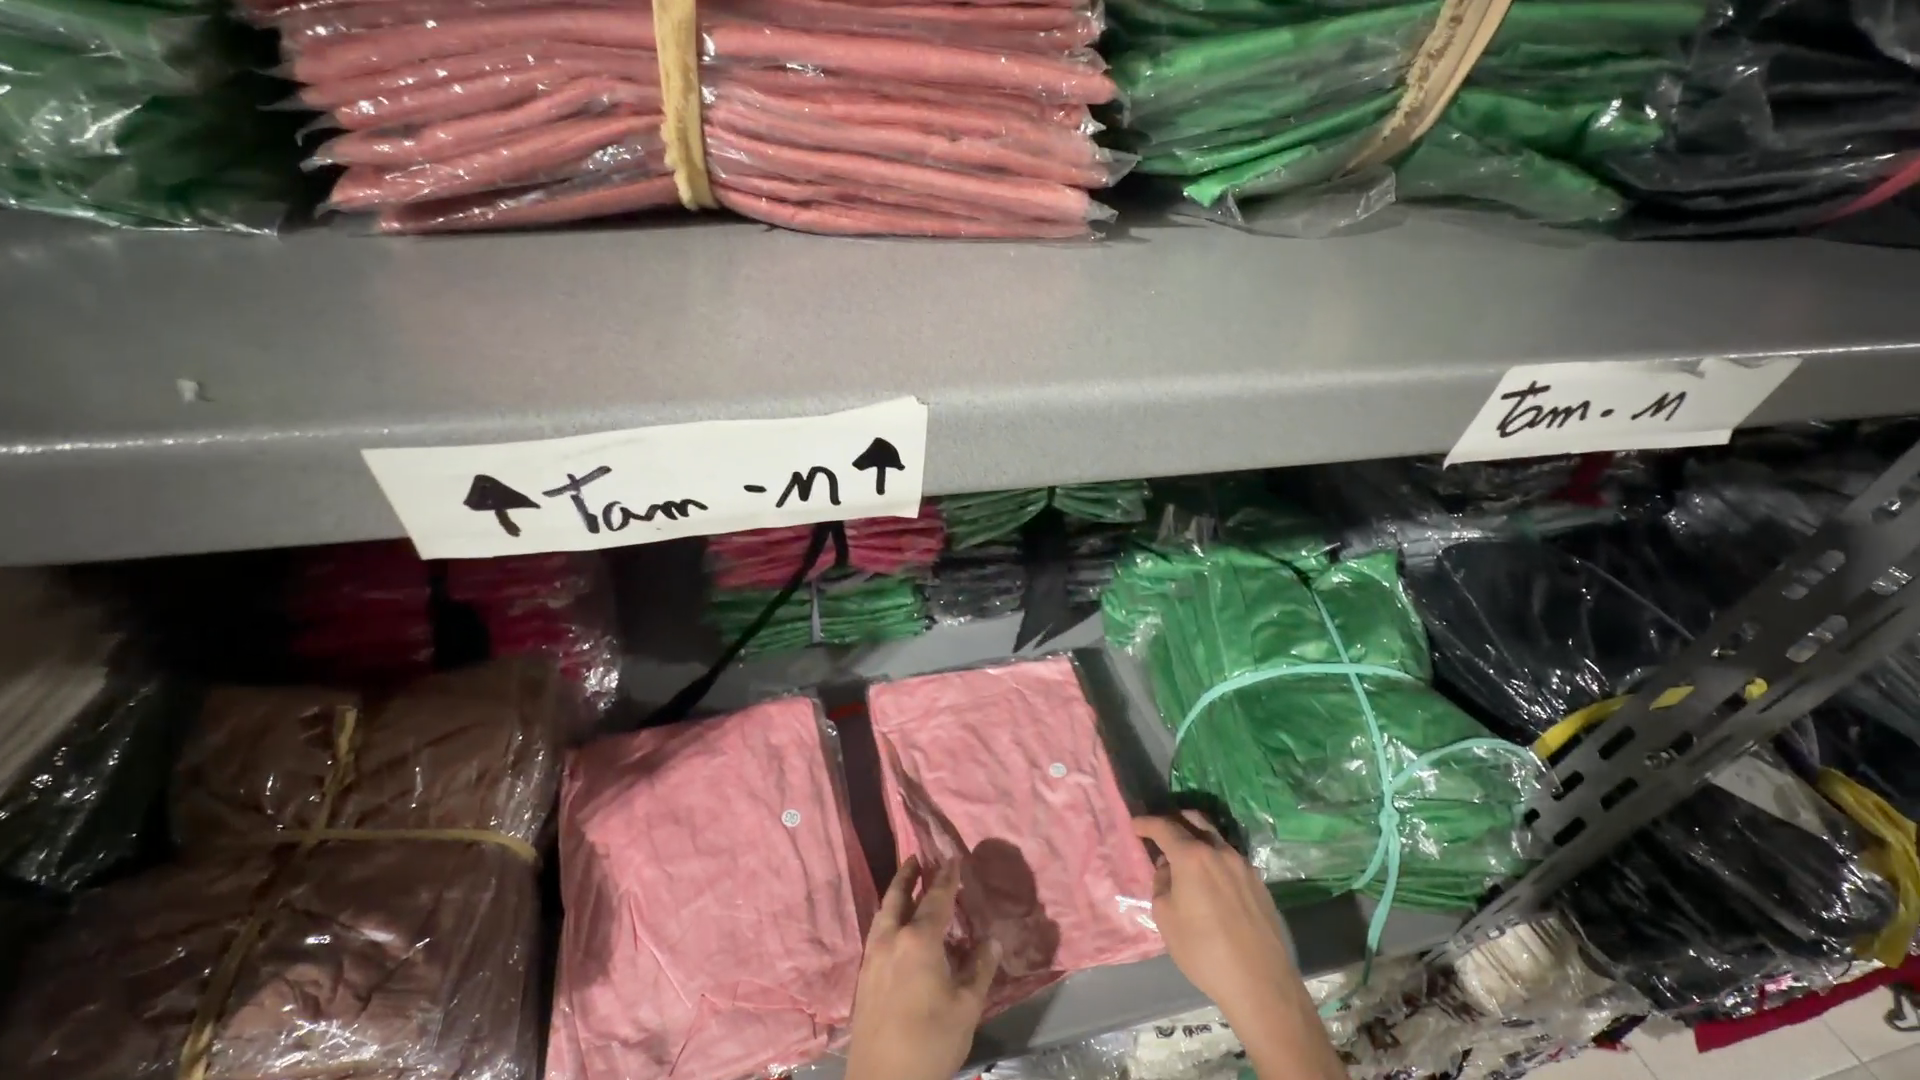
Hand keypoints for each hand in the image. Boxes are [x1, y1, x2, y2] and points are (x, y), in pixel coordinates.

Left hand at [844, 855, 999, 1079]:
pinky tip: (895, 928)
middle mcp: (891, 940)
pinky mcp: (864, 978)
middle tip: (916, 858)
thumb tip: (991, 941)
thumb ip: (979, 969)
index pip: (936, 899)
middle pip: (898, 898)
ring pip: (882, 915)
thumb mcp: (967, 1006)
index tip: (952, 858)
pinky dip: (887, 918)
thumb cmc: (931, 1040)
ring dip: (895, 895)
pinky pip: (876, 933)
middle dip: (908, 876)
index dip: (946, 878)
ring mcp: (872, 958)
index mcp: (918, 941)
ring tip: (905, 886)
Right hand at [1133, 812, 1297, 1023]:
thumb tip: (1168, 869)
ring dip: (1196, 838)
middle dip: (1174, 820)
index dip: (1146, 823)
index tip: (1134, 825)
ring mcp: (1244, 865)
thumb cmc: (1203, 951)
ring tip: (1184, 858)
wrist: (1259, 982)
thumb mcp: (1166, 918)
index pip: (1164, 827)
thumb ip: (1161, 884)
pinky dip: (1213, 857)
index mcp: (1193, 856)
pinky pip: (1230, 858)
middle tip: (1159, 833)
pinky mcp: (1259, 883)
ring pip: (1215, 838)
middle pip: (1194, 820)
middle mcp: (1220, 852)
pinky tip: (1208, 879)